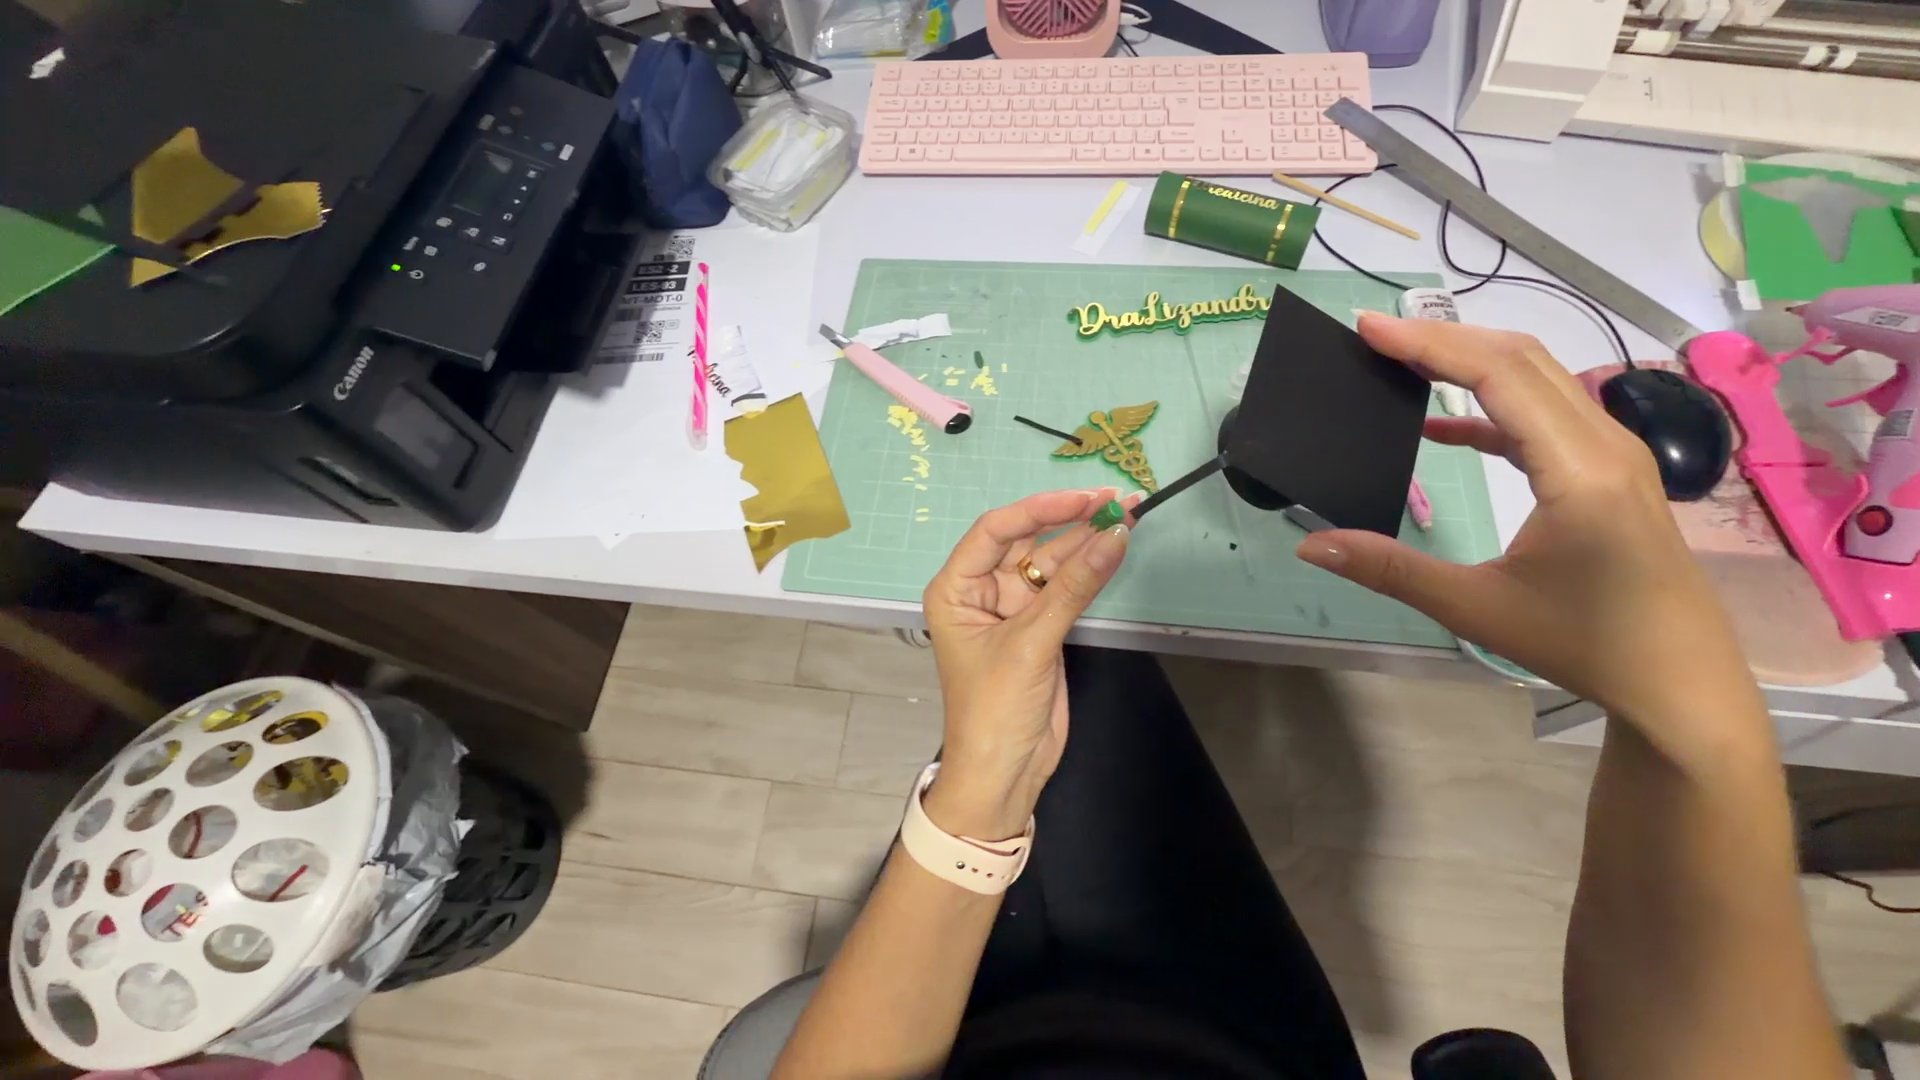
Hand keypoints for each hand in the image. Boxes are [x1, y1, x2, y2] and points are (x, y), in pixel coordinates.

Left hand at [920, 489, 1135, 839]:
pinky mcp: (1040, 627)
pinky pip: (1065, 587)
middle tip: (1115, 499)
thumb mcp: (1031, 644)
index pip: (996, 530)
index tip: (1084, 498)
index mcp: (957, 588)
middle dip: (1069, 519)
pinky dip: (1089, 570)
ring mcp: (1013, 608)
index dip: (1040, 508)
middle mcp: (981, 590)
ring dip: (1085, 541)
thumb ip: (1074, 588)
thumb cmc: (995, 708)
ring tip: (1126, 514)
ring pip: (1050, 562)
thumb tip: (1114, 534)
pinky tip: (1113, 546)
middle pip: (1026, 541)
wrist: (1004, 774)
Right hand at [1298, 315, 1758, 744]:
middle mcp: (1604, 443)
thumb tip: (1310, 544)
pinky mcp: (1608, 471)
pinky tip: (1442, 428)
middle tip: (1375, 336)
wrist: (1680, 680)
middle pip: (1521, 360)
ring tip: (1402, 363)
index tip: (1370, 329)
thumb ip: (1389, 570)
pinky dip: (1490, 407)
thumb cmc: (1582, 642)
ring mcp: (1613, 454)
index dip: (1430, 344)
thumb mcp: (1474, 607)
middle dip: (1443, 339)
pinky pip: (1544, 416)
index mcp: (1576, 468)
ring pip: (1538, 380)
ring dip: (1469, 363)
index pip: (1498, 375)